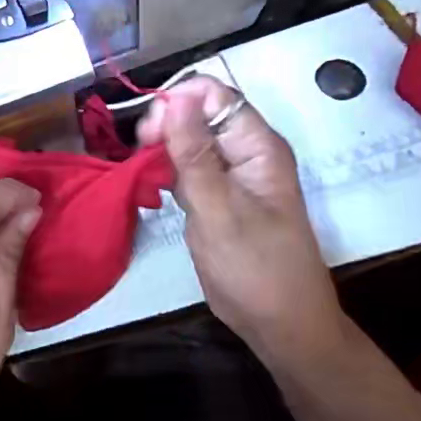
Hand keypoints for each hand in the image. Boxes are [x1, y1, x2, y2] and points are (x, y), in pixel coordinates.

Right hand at [138, 76, 349, 368]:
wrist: (279, 325)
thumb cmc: (255, 267)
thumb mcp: (219, 208)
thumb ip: (194, 153)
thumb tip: (176, 97)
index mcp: (256, 146)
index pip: (214, 95)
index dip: (178, 102)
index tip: (148, 132)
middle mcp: (243, 152)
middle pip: (197, 113)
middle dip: (164, 125)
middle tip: (141, 155)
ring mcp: (228, 174)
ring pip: (187, 140)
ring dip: (160, 149)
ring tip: (142, 173)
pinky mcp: (214, 195)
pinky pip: (185, 167)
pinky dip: (164, 171)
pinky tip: (148, 186)